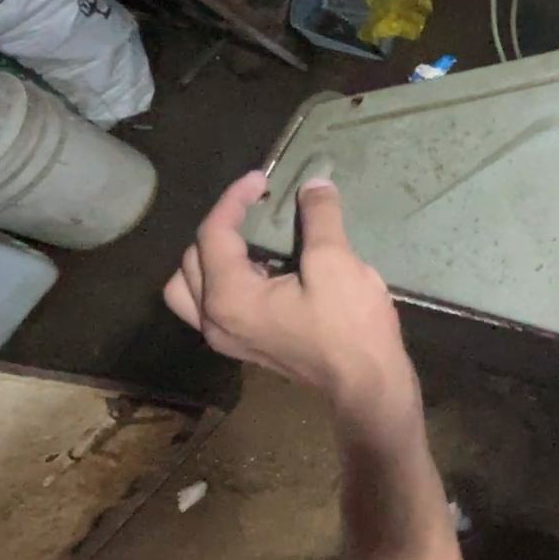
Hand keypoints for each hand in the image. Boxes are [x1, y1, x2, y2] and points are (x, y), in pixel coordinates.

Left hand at [165, 172, 410, 411]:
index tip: (263, 179)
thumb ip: (319, 220)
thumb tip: (315, 184)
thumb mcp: (337, 263)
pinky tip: (262, 271)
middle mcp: (213, 319)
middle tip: (258, 206)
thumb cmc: (350, 323)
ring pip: (191, 288)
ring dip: (211, 257)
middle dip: (222, 225)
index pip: (213, 235)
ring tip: (248, 240)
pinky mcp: (246, 346)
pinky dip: (224, 279)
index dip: (235, 200)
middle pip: (192, 260)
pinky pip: (212, 305)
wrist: (367, 379)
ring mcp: (227, 337)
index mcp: (228, 297)